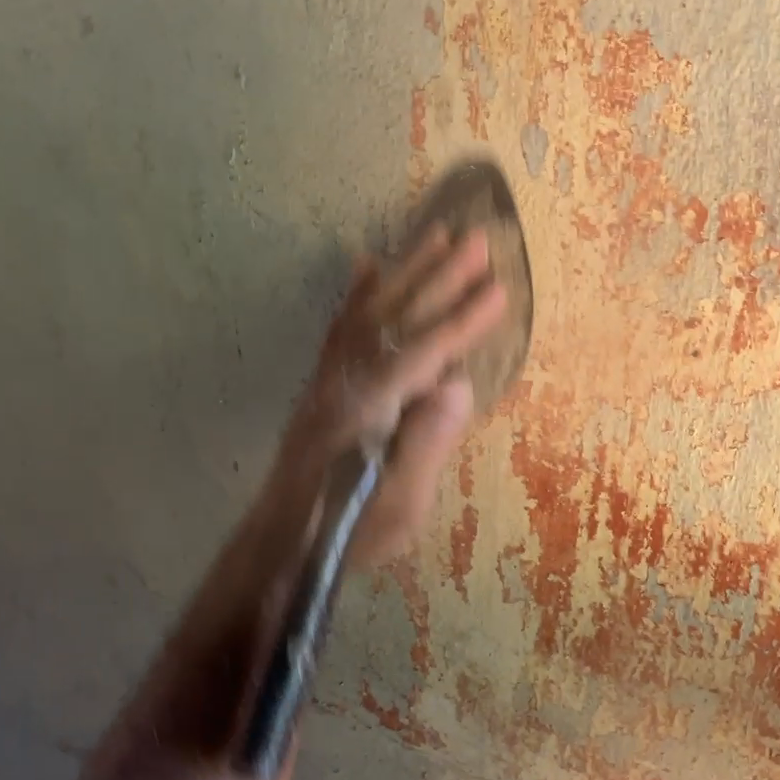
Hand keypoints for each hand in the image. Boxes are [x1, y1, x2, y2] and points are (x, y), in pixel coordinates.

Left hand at [284, 227, 506, 563]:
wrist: (280, 545)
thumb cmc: (351, 533)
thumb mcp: (401, 505)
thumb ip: (427, 443)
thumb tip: (459, 385)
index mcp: (372, 410)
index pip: (426, 353)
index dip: (464, 320)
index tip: (499, 287)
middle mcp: (347, 381)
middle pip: (398, 317)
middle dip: (440, 276)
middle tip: (476, 239)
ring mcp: (331, 378)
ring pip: (370, 311)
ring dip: (407, 271)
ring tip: (435, 234)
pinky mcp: (323, 383)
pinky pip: (340, 326)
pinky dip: (358, 292)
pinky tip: (368, 265)